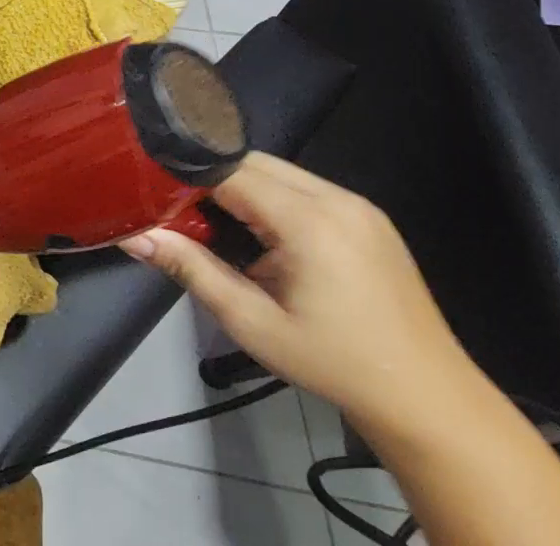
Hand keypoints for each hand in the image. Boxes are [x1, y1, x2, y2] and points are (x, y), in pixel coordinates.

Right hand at [120, 153, 470, 426]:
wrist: (427, 397)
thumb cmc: (332, 360)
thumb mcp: (249, 320)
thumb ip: (190, 268)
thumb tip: (133, 236)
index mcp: (310, 221)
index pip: (228, 170)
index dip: (183, 176)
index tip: (147, 190)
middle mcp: (338, 201)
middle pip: (252, 162)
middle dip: (207, 178)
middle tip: (171, 209)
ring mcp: (359, 209)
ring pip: (278, 173)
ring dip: (237, 188)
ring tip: (206, 221)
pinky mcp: (368, 222)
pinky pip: (303, 189)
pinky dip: (268, 199)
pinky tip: (252, 234)